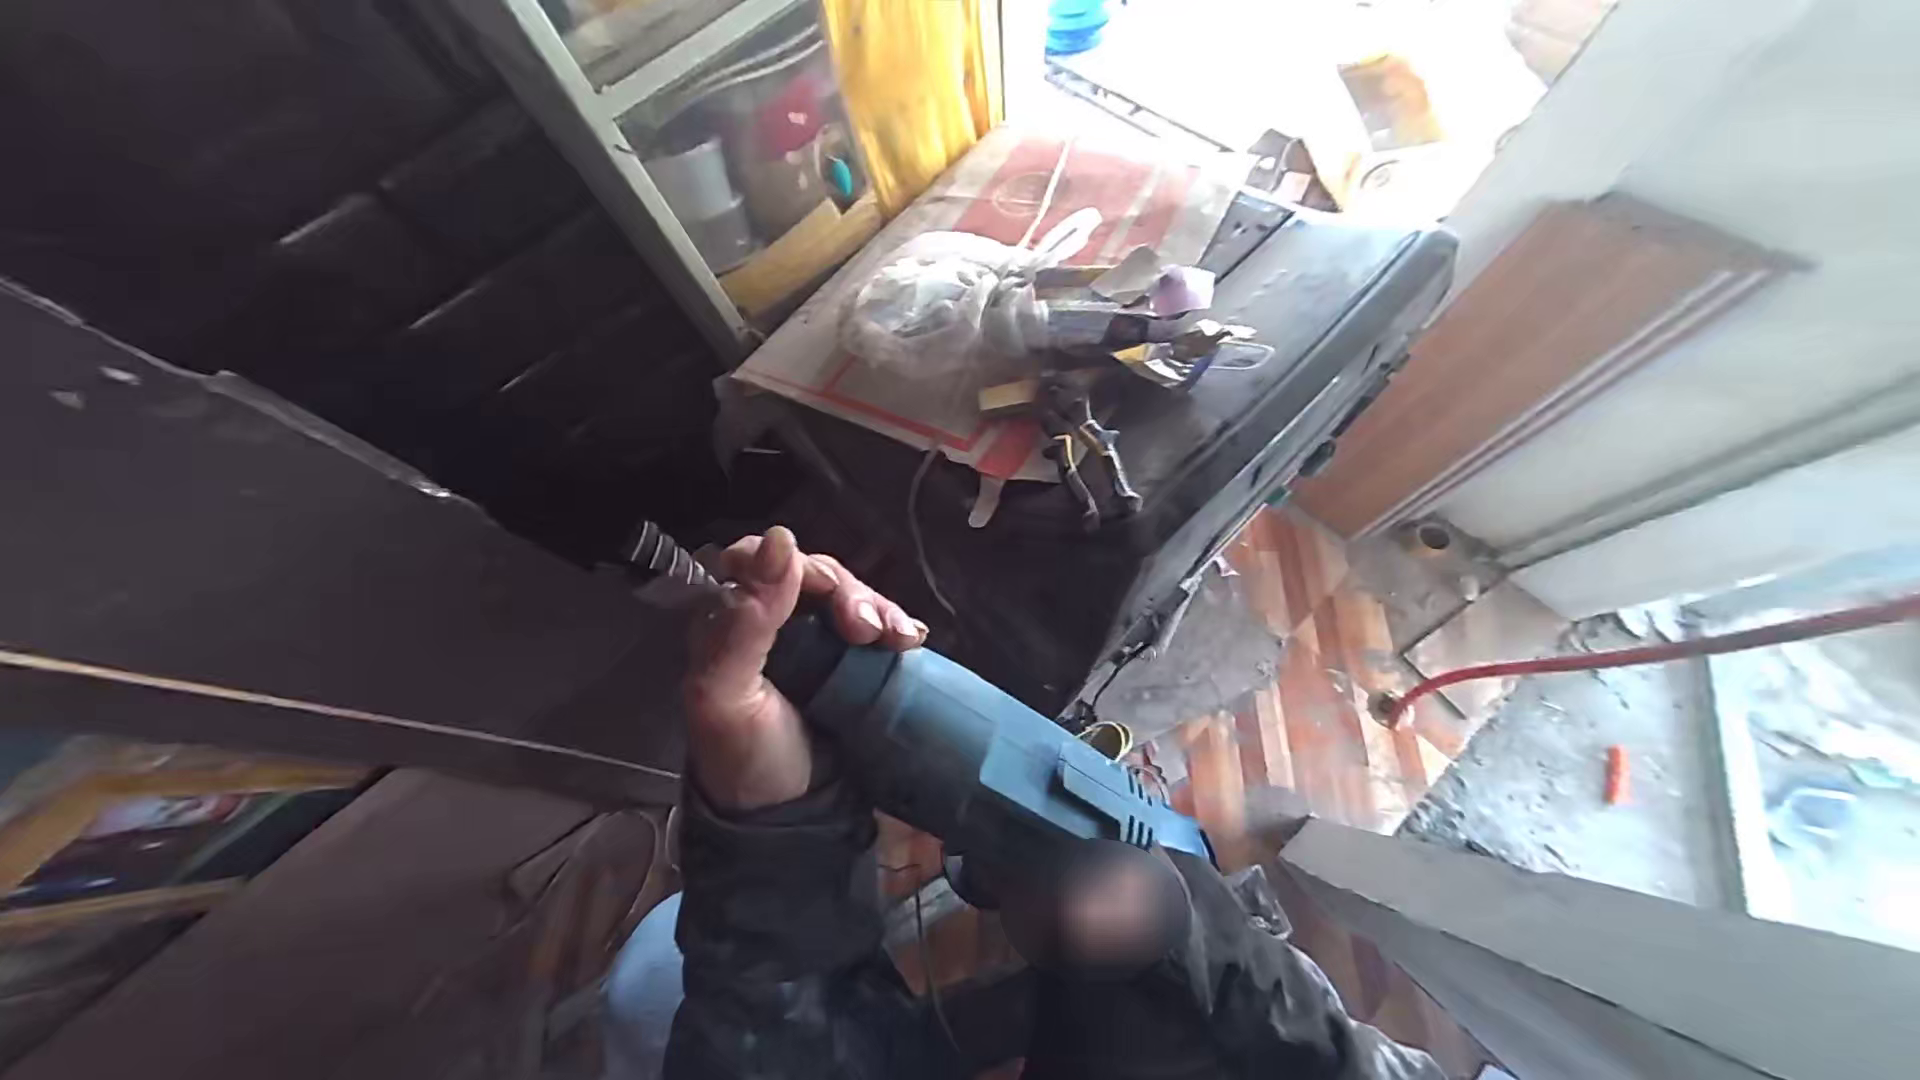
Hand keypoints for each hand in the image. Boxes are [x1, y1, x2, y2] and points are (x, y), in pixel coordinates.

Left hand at [683, 526, 926, 811]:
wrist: (795, 818)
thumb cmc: (747, 760)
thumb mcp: (727, 696)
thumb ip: (742, 623)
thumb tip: (779, 540)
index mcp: (731, 621)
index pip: (758, 559)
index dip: (791, 565)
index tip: (820, 591)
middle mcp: (772, 620)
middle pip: (813, 574)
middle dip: (846, 591)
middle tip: (867, 629)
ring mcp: (815, 638)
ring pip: (849, 593)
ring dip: (877, 606)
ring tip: (897, 637)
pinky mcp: (851, 656)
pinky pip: (876, 621)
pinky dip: (895, 622)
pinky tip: (910, 638)